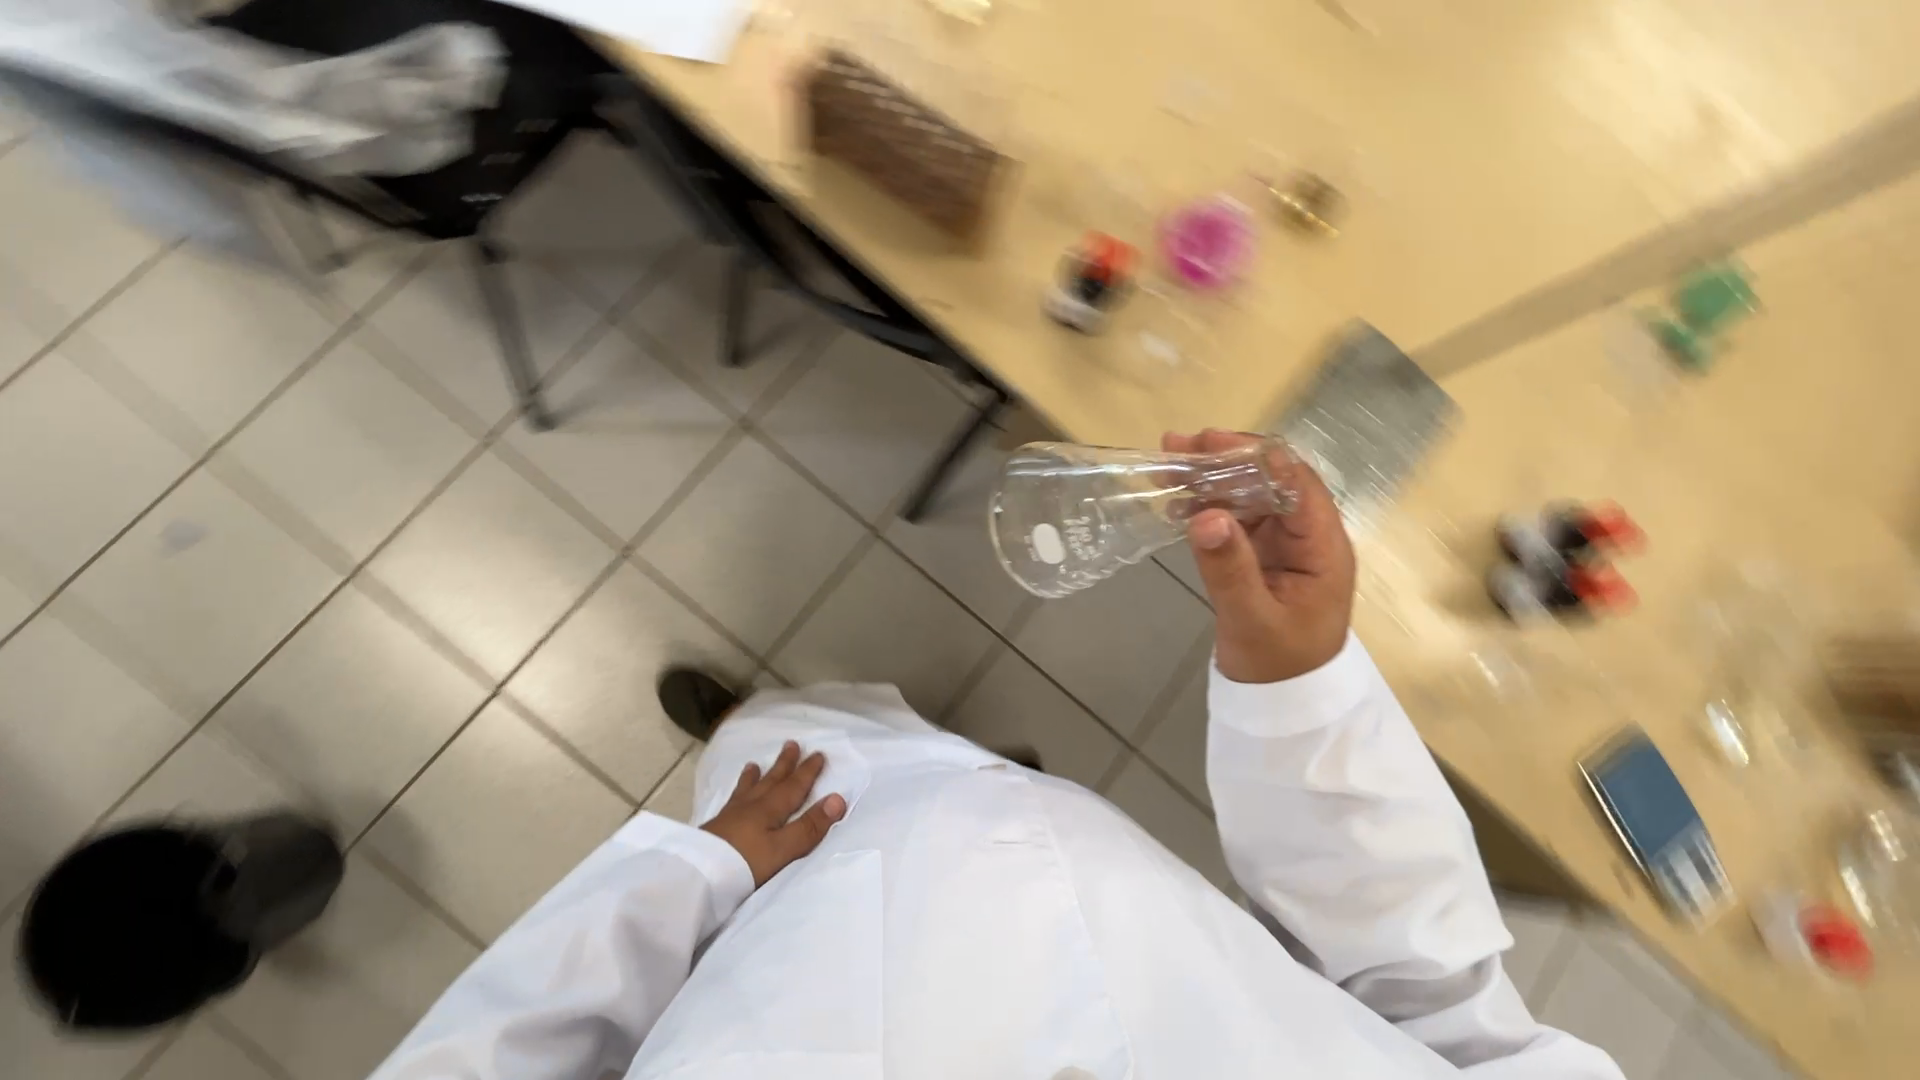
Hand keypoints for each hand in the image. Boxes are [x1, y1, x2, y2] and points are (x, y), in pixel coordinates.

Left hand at [700, 741, 846, 885]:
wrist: (695, 876)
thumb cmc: (744, 863)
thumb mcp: (783, 850)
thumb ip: (809, 827)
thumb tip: (838, 798)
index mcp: (770, 809)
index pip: (793, 787)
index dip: (807, 772)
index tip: (818, 754)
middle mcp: (751, 807)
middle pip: (771, 781)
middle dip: (784, 764)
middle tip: (791, 744)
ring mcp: (730, 817)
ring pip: (748, 790)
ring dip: (756, 776)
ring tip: (755, 764)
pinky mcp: (714, 829)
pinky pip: (731, 801)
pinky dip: (737, 793)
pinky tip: (732, 797)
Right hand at [1164, 430, 1355, 683]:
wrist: (1283, 701)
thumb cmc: (1278, 665)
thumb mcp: (1252, 620)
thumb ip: (1230, 569)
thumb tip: (1204, 515)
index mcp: (1322, 546)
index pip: (1295, 481)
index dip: (1253, 456)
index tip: (1208, 443)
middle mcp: (1306, 535)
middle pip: (1270, 479)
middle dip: (1224, 460)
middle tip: (1174, 448)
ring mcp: (1283, 544)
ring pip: (1249, 495)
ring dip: (1211, 479)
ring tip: (1166, 468)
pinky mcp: (1261, 555)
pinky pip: (1236, 519)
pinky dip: (1207, 507)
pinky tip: (1176, 505)